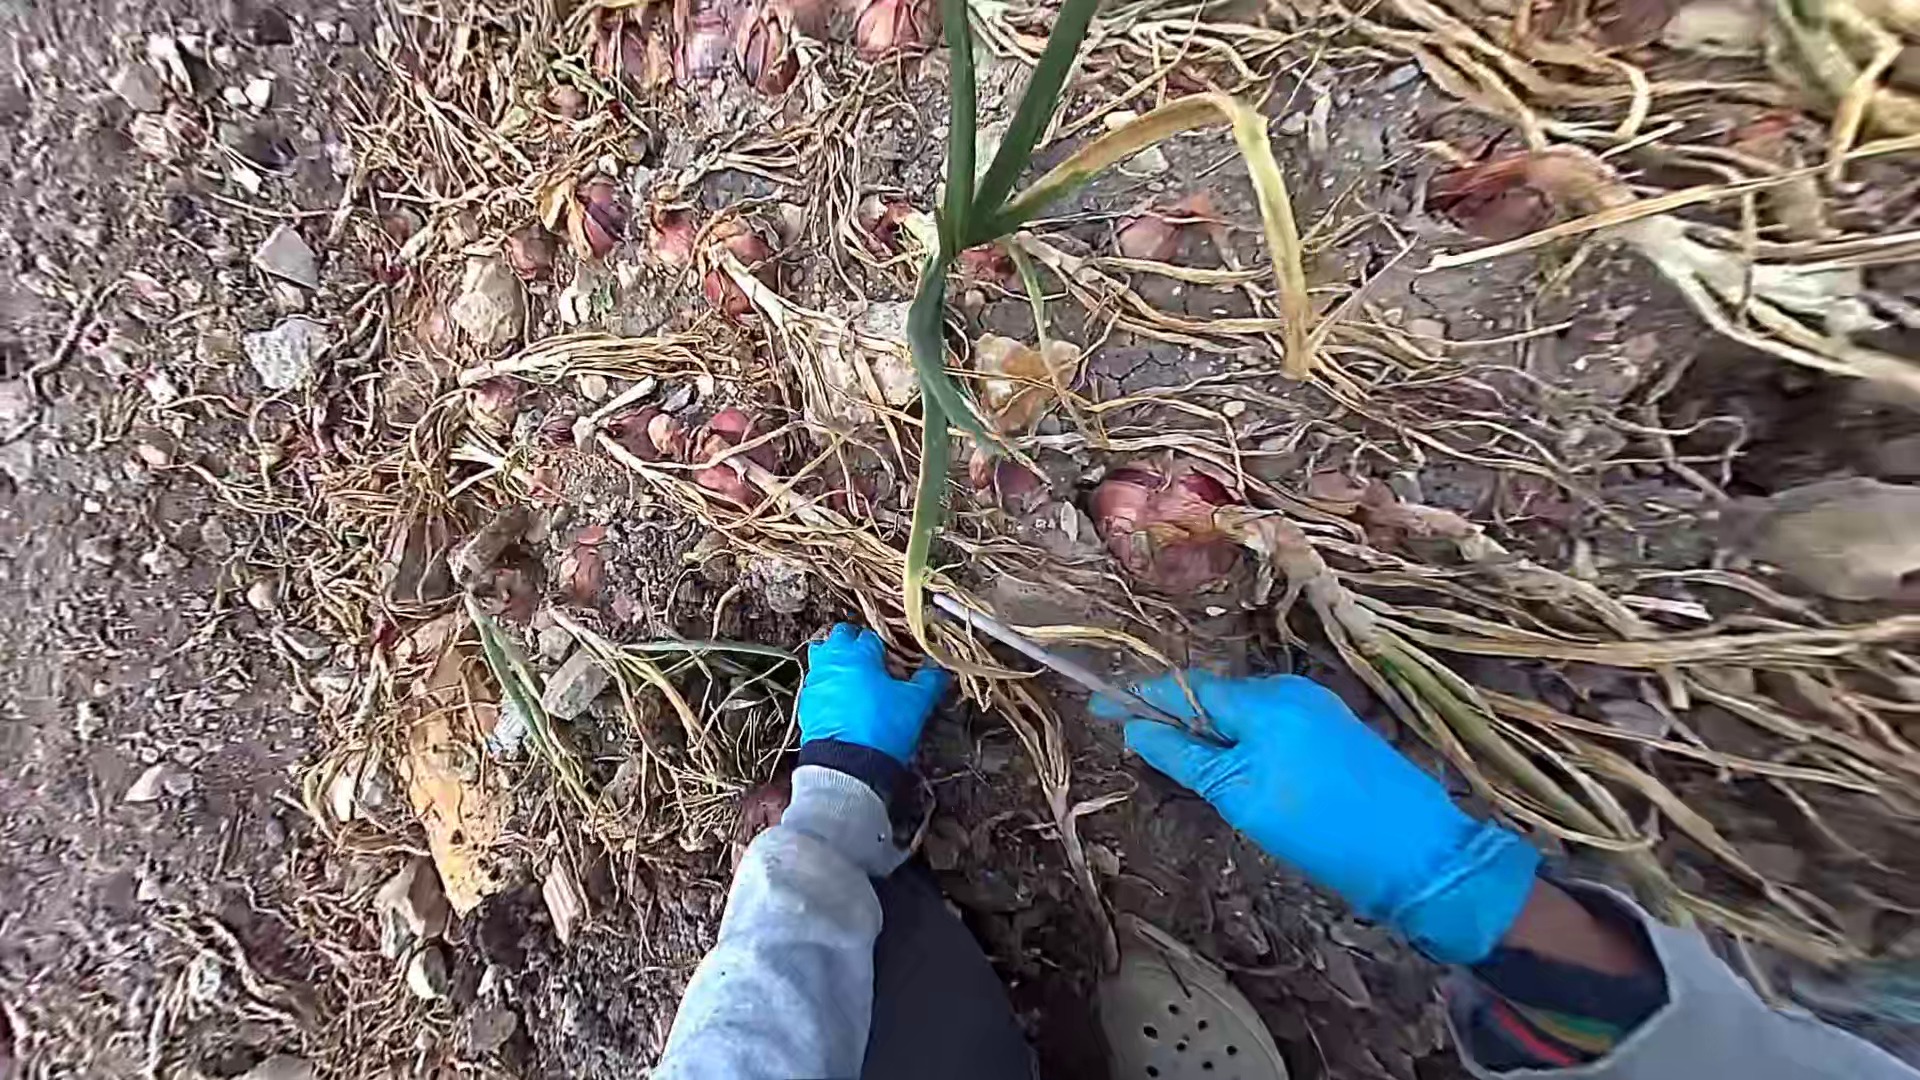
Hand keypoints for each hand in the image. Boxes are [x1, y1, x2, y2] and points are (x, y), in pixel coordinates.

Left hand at [798, 624, 950, 763]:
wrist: (847, 768)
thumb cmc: (881, 728)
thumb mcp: (915, 703)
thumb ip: (928, 681)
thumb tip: (938, 672)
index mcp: (859, 653)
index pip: (871, 636)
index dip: (884, 647)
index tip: (893, 660)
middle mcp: (832, 661)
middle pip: (839, 636)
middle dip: (853, 642)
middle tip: (870, 660)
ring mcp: (815, 682)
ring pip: (821, 657)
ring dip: (835, 661)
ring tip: (854, 679)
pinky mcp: (805, 705)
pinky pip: (815, 685)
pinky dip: (826, 687)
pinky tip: (841, 702)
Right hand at [1097, 672, 1539, 963]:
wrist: (1426, 859)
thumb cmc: (1320, 828)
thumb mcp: (1238, 795)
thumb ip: (1181, 754)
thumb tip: (1133, 727)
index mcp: (1260, 699)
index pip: (1182, 687)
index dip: (1137, 696)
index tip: (1100, 704)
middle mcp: (1285, 687)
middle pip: (1209, 695)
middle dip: (1176, 718)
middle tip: (1150, 749)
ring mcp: (1312, 702)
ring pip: (1238, 709)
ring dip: (1209, 731)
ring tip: (1198, 768)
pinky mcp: (1330, 722)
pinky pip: (1267, 720)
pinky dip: (1241, 738)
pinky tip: (1241, 767)